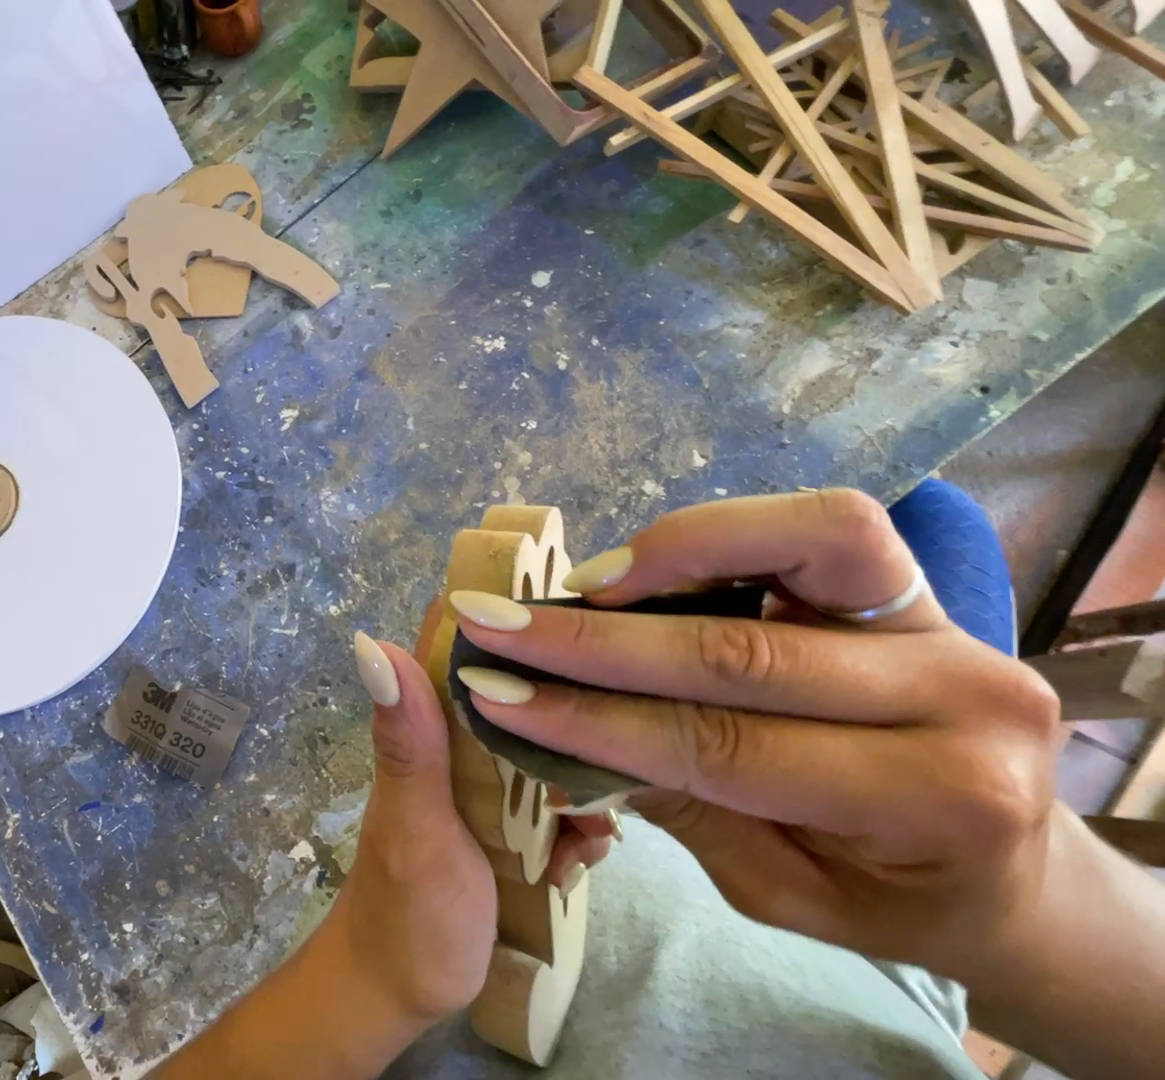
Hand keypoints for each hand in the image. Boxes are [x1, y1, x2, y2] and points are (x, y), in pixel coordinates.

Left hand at [331, 635, 614, 1024]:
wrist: (403, 988)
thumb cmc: (405, 911)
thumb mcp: (413, 825)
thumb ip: (407, 743)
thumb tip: (373, 642)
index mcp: (428, 728)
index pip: (461, 647)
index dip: (514, 624)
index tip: (583, 629)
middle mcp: (458, 743)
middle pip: (528, 697)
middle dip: (576, 725)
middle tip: (602, 779)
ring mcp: (486, 784)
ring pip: (553, 752)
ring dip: (583, 788)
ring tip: (586, 839)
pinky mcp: (510, 824)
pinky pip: (560, 804)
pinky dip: (577, 828)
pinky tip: (579, 862)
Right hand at [446, 489, 1064, 981]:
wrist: (1009, 865)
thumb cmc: (884, 893)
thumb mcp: (776, 889)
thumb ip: (678, 801)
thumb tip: (557, 724)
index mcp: (927, 803)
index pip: (716, 746)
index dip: (589, 718)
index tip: (494, 696)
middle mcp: (959, 701)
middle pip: (736, 651)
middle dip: (590, 639)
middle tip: (491, 624)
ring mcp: (949, 626)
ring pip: (811, 539)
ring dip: (668, 556)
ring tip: (576, 587)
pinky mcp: (916, 585)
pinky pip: (819, 526)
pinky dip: (719, 532)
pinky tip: (642, 565)